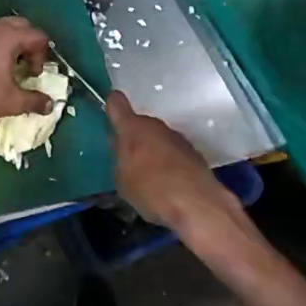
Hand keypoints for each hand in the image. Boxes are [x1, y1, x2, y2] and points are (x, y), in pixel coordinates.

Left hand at [0, 17, 51, 134]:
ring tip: (11, 66)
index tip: (34, 75)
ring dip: (13, 42)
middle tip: (27, 66)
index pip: (37, 35)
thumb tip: (50, 104)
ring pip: (3, 27)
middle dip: (29, 44)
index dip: (42, 55)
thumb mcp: (12, 101)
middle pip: (21, 25)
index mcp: (7, 37)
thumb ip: (35, 100)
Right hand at [107, 91, 236, 230]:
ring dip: (154, 150)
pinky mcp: (194, 152)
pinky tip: (170, 183)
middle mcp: (155, 125)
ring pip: (158, 138)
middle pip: (140, 124)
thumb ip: (120, 160)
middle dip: (135, 138)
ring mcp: (177, 137)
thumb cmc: (150, 189)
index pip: (116, 103)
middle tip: (130, 160)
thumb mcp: (121, 180)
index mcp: (131, 128)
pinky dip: (170, 162)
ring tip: (151, 176)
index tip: (110, 112)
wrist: (196, 202)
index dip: (112, 106)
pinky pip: (174, 152)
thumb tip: (123, 152)